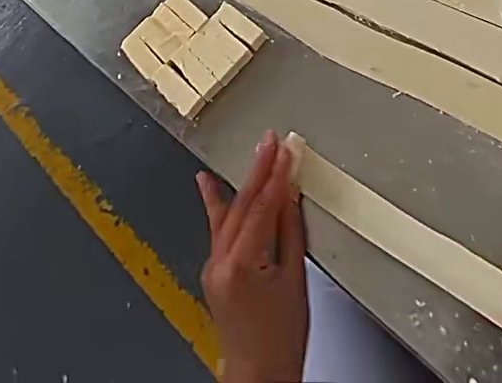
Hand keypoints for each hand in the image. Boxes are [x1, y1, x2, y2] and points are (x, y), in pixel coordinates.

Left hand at [197, 130, 307, 382]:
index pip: (261, 208)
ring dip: (244, 181)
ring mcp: (213, 265)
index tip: (286, 152)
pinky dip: (215, 203)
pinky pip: (217, 228)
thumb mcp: (294, 279)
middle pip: (243, 205)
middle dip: (260, 170)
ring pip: (229, 214)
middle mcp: (219, 262)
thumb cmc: (280, 339)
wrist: (259, 374)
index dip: (275, 176)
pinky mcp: (214, 268)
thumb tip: (290, 195)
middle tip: (271, 141)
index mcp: (241, 265)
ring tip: (255, 152)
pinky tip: (206, 182)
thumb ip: (290, 231)